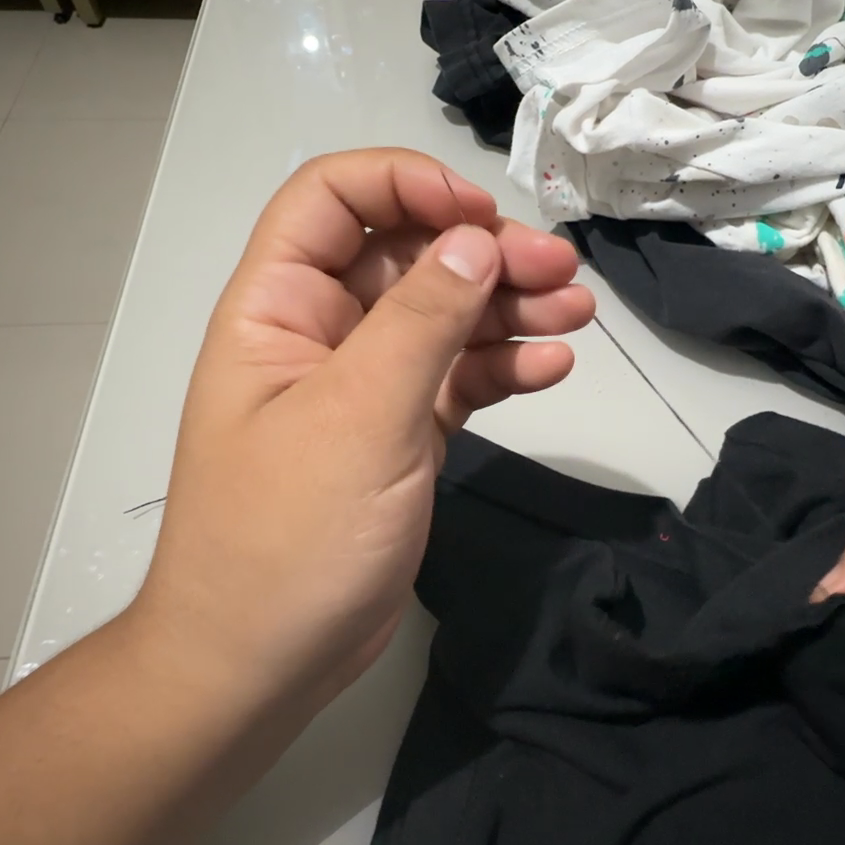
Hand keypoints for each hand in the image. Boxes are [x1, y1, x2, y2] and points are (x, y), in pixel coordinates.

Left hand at [132, 149, 594, 708]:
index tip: (480, 217)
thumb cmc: (291, 535)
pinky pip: (457, 381)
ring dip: (509, 310)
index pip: (332, 200)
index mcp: (280, 308)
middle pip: (407, 257)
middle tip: (562, 272)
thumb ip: (419, 321)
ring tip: (578, 315)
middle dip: (483, 256)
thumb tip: (473, 240)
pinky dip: (502, 369)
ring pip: (443, 320)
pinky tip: (552, 368)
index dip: (405, 184)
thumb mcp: (359, 416)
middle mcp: (323, 334)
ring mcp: (366, 387)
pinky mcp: (402, 436)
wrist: (266, 659)